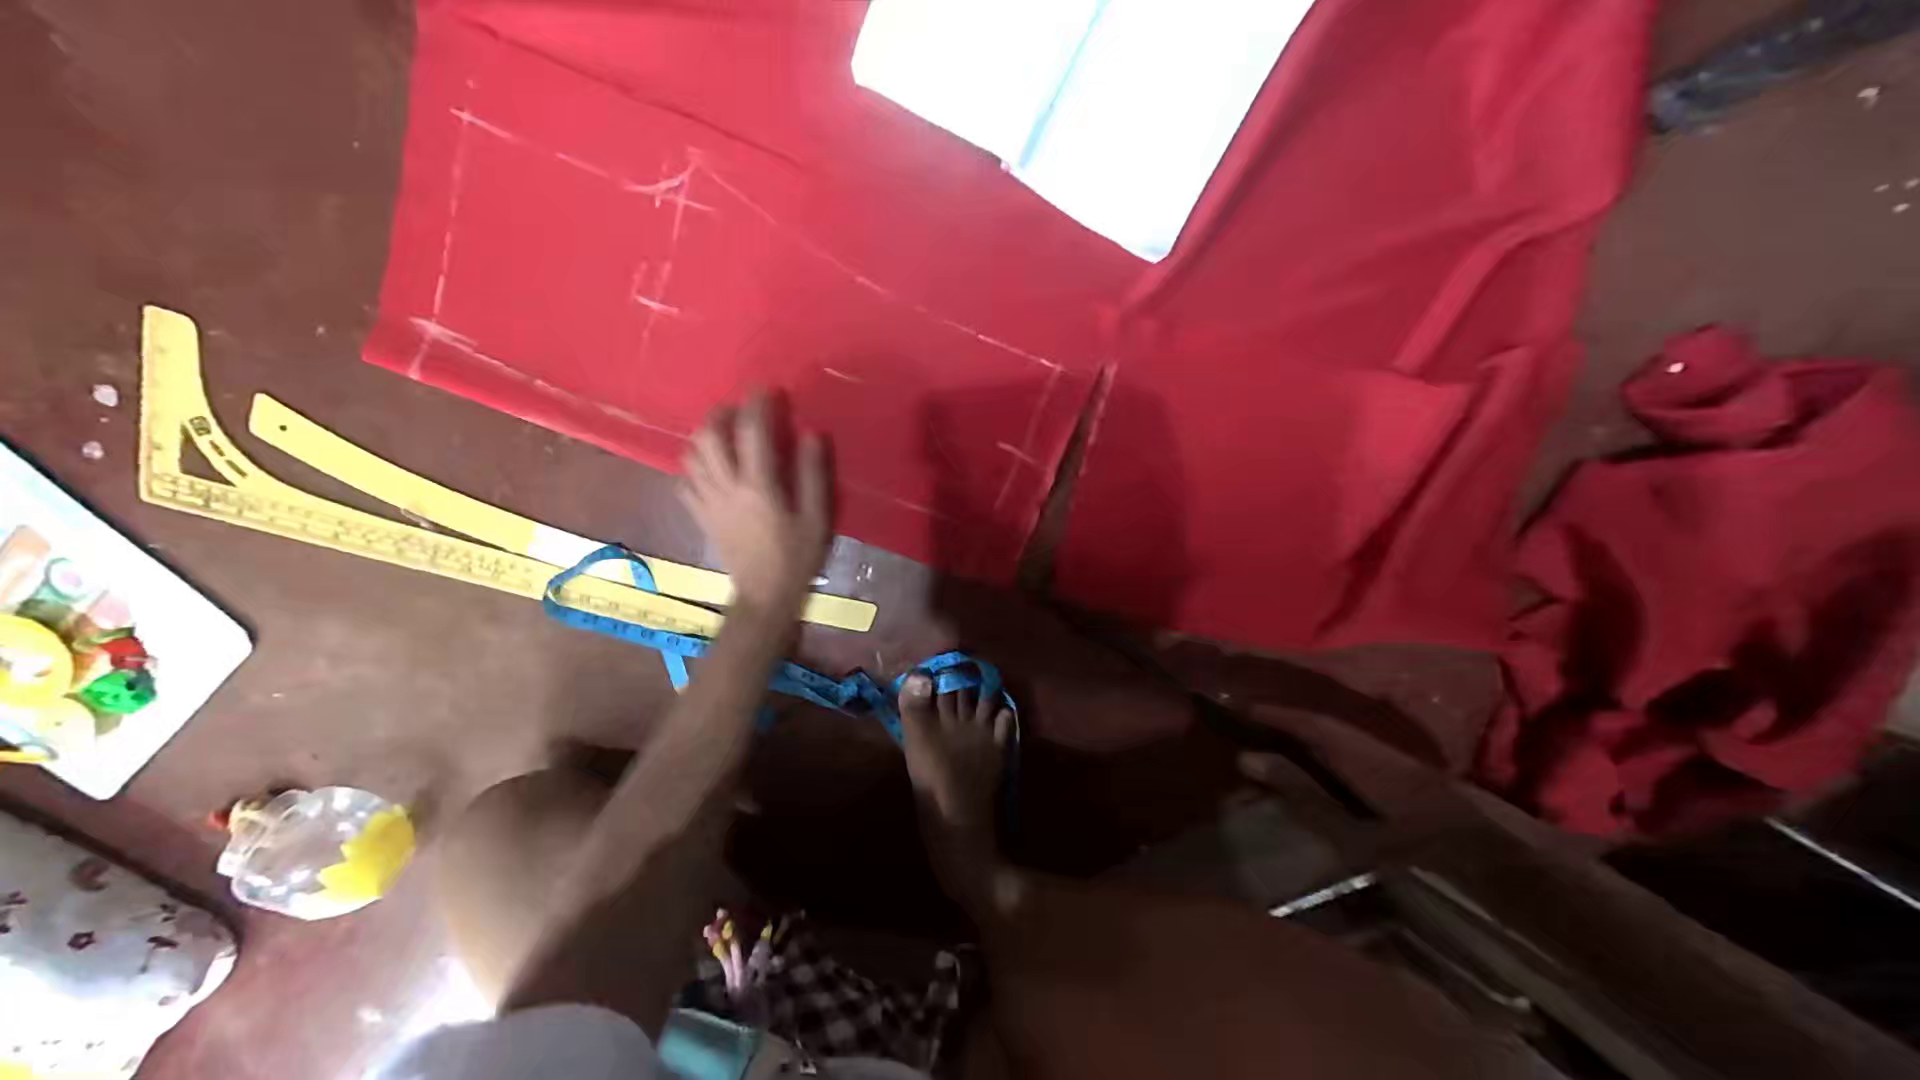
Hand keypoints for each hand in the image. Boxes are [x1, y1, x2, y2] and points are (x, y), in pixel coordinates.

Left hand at [680, 391, 831, 614]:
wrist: (765, 596)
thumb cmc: (798, 558)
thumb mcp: (817, 517)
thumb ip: (812, 473)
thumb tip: (811, 433)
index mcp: (758, 486)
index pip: (752, 431)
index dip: (758, 404)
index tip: (768, 389)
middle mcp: (726, 488)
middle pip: (709, 435)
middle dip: (724, 412)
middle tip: (743, 408)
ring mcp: (708, 502)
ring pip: (692, 454)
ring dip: (706, 434)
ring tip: (726, 431)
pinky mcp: (700, 516)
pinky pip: (686, 479)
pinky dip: (695, 463)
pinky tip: (711, 465)